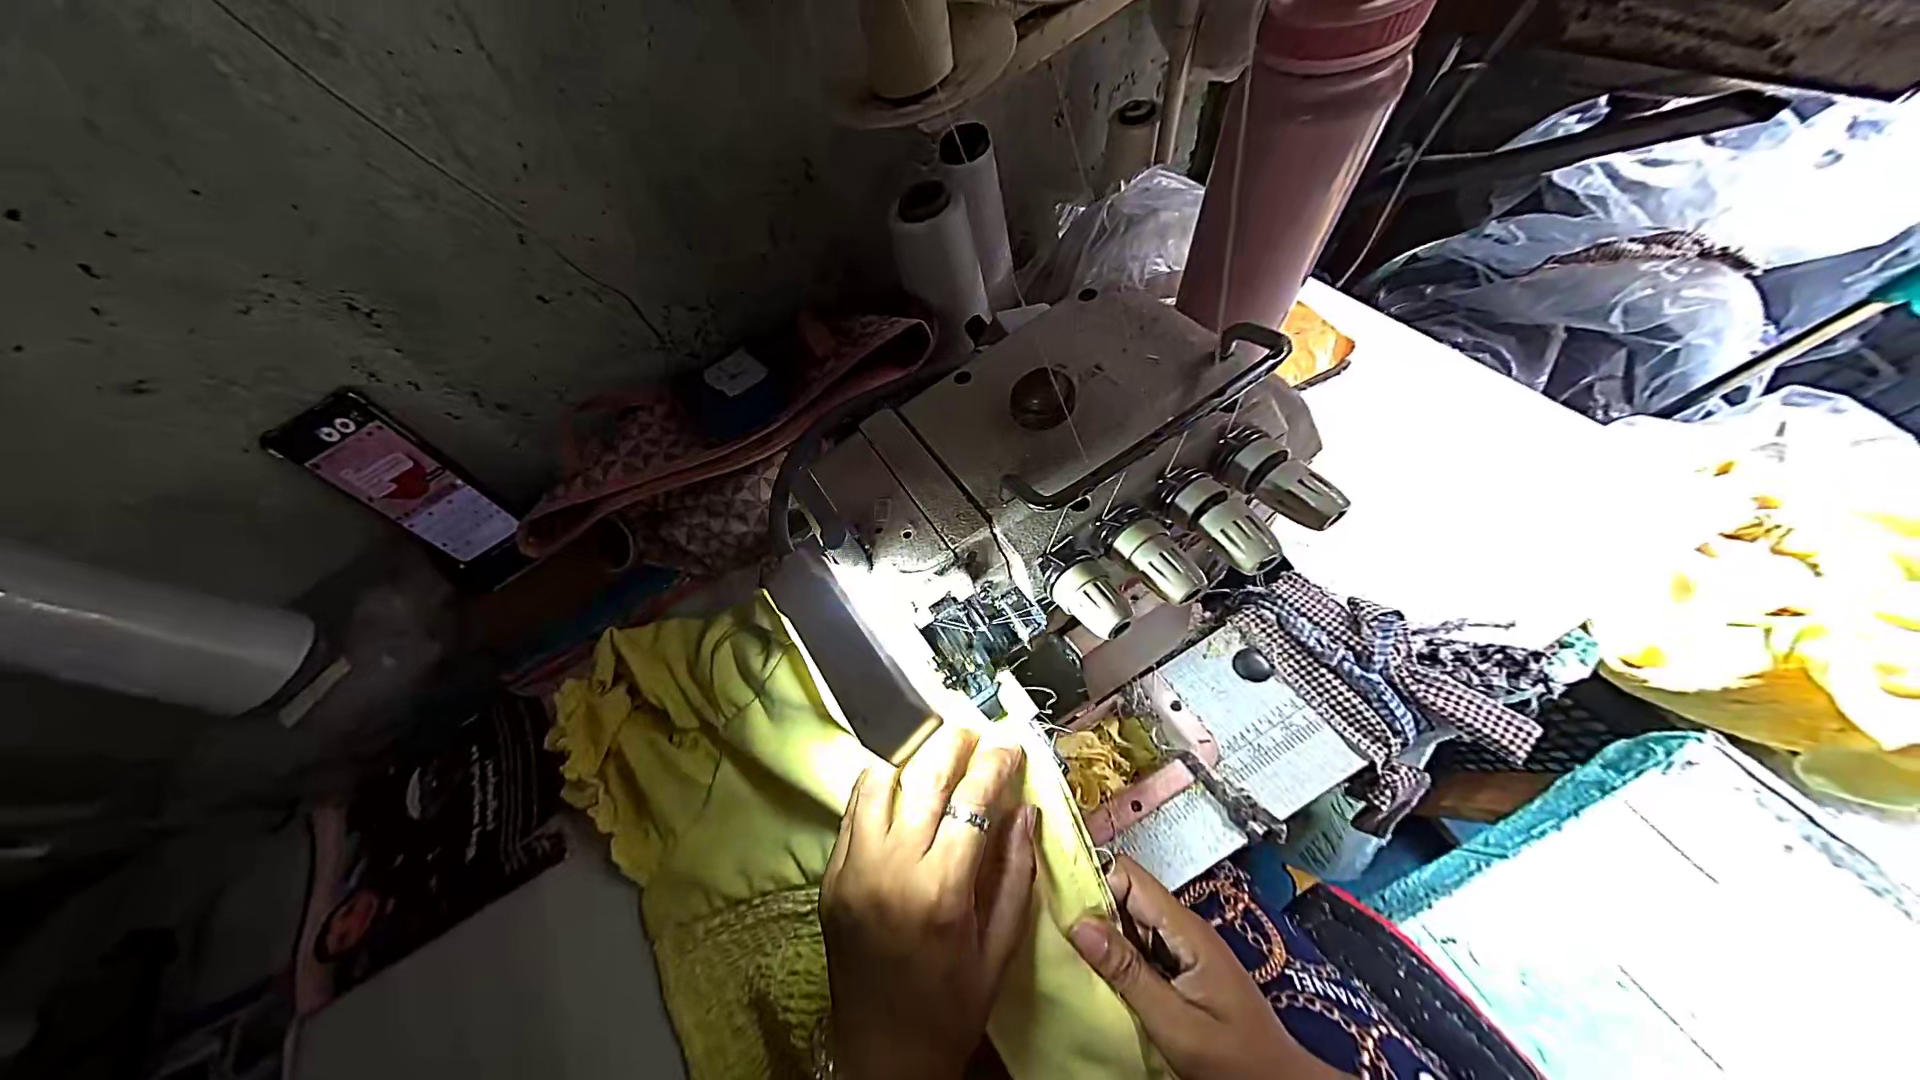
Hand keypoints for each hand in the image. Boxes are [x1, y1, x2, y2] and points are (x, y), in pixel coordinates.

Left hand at [820, 724, 1037, 1079]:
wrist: (880, 1055)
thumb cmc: (951, 1006)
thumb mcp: (999, 948)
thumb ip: (1015, 872)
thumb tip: (1024, 810)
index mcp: (939, 891)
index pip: (969, 801)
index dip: (994, 765)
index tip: (1009, 745)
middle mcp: (889, 870)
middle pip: (922, 779)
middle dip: (952, 744)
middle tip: (972, 732)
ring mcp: (852, 869)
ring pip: (878, 781)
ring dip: (911, 757)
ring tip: (937, 753)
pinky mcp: (830, 874)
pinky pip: (854, 809)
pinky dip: (881, 786)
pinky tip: (902, 784)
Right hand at [1070, 856, 1348, 1079]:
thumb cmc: (1236, 1061)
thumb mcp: (1176, 1023)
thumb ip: (1128, 972)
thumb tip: (1079, 923)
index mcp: (1184, 928)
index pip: (1128, 874)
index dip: (1094, 882)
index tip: (1062, 906)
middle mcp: (1181, 927)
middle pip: (1125, 894)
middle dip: (1093, 910)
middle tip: (1061, 936)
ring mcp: (1180, 947)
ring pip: (1128, 921)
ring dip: (1103, 936)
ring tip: (1074, 956)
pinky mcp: (1178, 968)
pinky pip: (1138, 947)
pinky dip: (1117, 957)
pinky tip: (1100, 976)